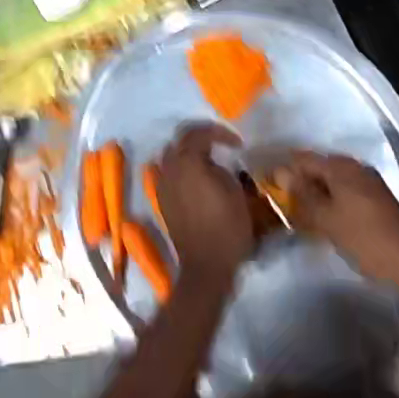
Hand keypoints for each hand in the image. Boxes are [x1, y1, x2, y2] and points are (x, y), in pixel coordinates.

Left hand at [154, 123, 255, 283]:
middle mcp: (170, 167)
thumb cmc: (227, 229)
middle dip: (201, 137)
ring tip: (207, 159)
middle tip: (220, 144)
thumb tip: (213, 163)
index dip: (219, 133)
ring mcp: (162, 182)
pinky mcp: (161, 197)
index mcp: (188, 162)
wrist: (206, 265)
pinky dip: (180, 166)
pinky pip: (167, 171)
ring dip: (188, 151)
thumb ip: (221, 169)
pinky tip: (195, 177)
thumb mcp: (235, 194)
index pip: (199, 133)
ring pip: (171, 154)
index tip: (237, 143)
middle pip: (181, 139)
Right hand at [274, 151, 398, 292]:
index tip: (265, 187)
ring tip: (297, 215)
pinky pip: (343, 194)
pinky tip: (322, 222)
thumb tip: (280, 173)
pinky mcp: (376, 202)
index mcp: (341, 166)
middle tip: (280, 205)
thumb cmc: (368, 242)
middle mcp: (354, 168)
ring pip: (330, 183)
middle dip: (297, 184)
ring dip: (313, 196)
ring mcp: (368, 184)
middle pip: (316, 169)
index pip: (301, 158)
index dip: (282, 170)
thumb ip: (301, 194)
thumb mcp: (327, 219)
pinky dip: (329, 204)